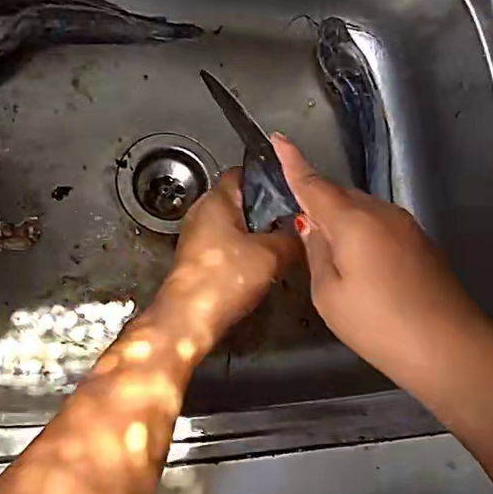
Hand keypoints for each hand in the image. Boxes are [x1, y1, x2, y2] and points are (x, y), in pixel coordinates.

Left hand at [154, 167, 300, 350]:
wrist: (189, 320)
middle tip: (290, 222)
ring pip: (234, 227)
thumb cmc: (220, 280)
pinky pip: (226, 249)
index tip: (288, 188)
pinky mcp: (198, 261)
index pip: (243, 173)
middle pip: (240, 202)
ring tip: (279, 248)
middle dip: (265, 212)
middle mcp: (202, 213)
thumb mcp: (272, 254)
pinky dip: (242, 254)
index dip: (268, 179)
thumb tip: (303, 233)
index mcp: (216, 199)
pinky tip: (259, 269)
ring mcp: (197, 238)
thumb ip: (292, 238)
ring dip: (255, 236)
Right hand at [273, 134, 492, 407]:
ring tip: (329, 255)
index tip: (278, 139)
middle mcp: (381, 213)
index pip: (314, 183)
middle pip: (339, 196)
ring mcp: (406, 226)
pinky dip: (363, 236)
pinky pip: (381, 227)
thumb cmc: (378, 324)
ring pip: (362, 211)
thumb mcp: (328, 295)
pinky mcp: (422, 244)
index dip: (292, 162)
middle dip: (317, 202)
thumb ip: (316, 254)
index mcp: (352, 220)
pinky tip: (360, 266)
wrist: (449, 348)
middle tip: (298, 226)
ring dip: (341, 222)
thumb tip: (314, 228)